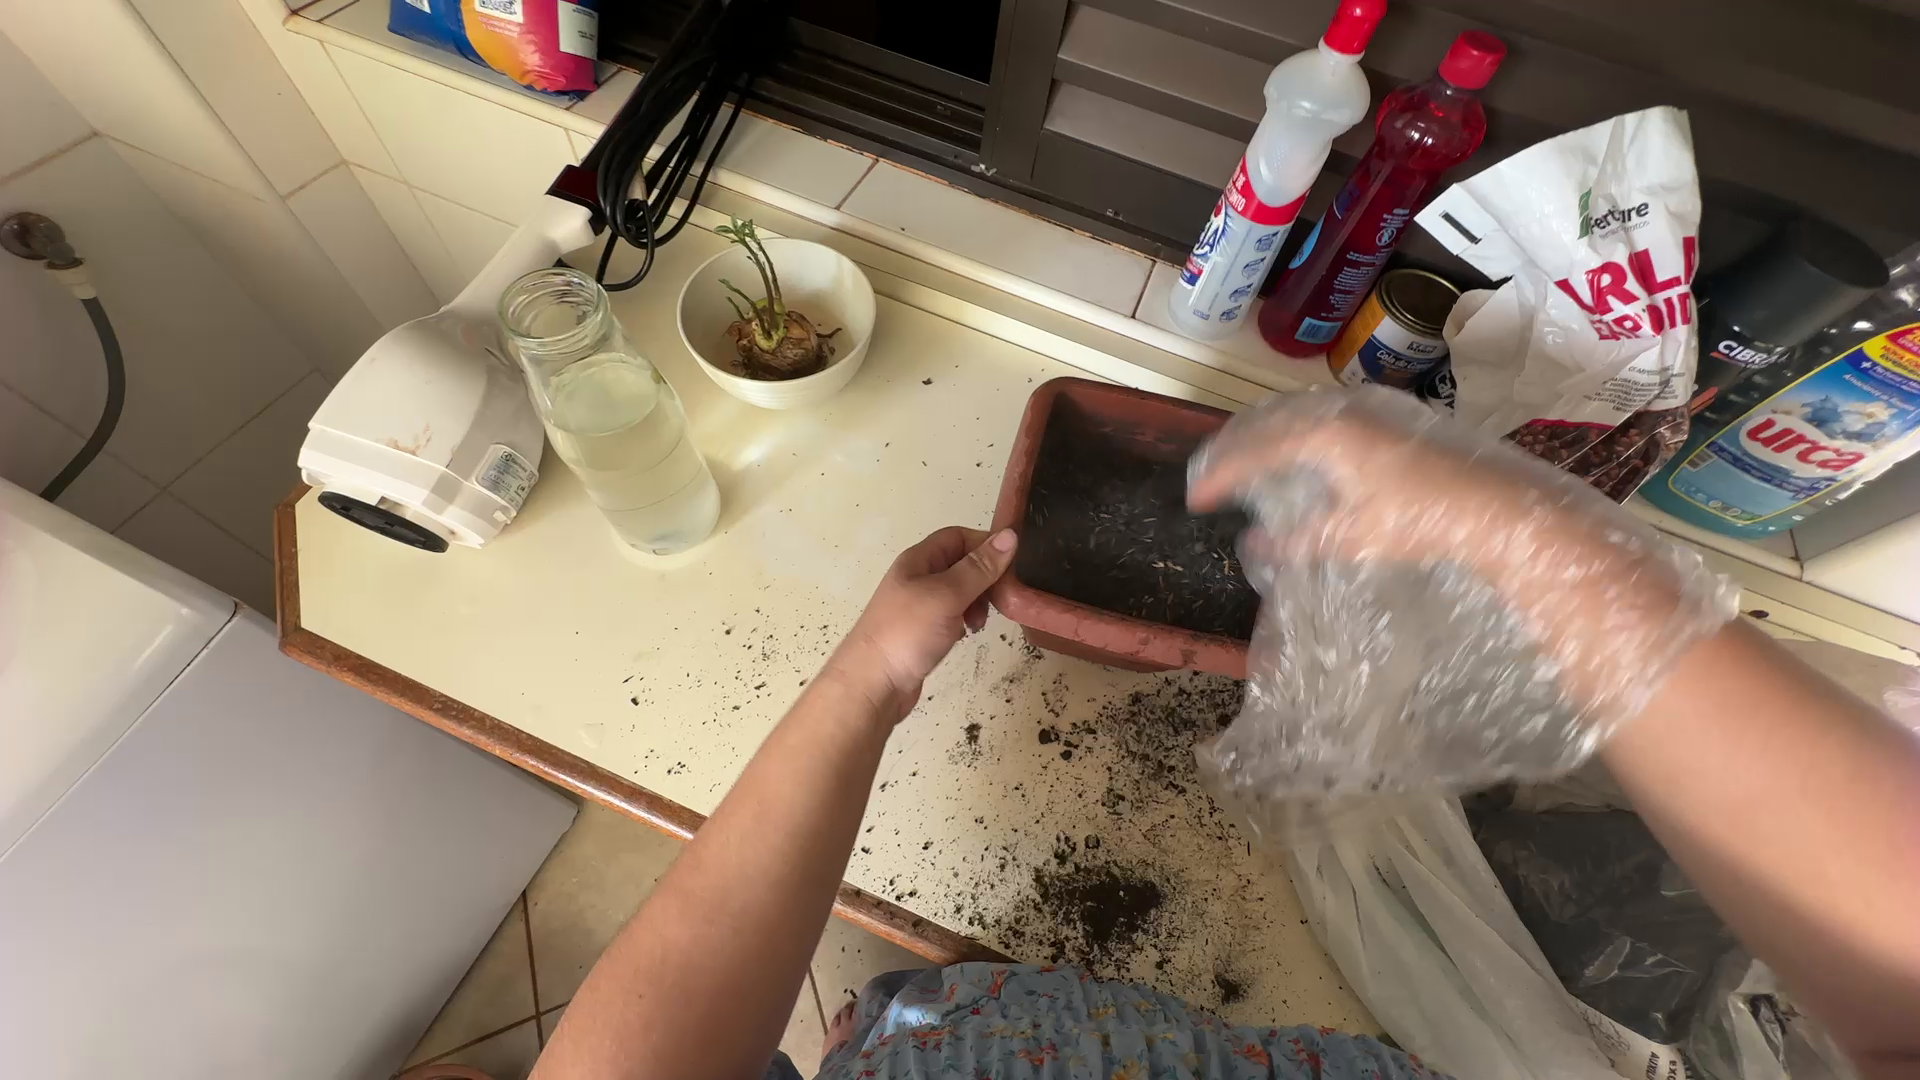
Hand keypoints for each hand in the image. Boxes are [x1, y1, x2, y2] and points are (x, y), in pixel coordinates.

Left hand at [823, 526, 1018, 723]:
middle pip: (961, 563)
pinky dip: (965, 620)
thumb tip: (1009, 536)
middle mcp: (918, 577)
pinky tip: (968, 634)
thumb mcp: (947, 595)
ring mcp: (920, 605)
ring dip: (977, 601)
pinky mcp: (923, 630)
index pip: (957, 537)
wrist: (873, 685)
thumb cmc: (907, 633)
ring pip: (959, 591)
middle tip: (1000, 599)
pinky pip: (953, 614)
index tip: (1011, 564)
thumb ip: (979, 568)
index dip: (985, 544)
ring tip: (980, 622)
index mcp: (918, 560)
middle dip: (984, 577)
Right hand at [1183, 387, 1735, 807]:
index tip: (1194, 499)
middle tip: (1214, 474)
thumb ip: (1299, 541)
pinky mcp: (1401, 427)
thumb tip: (1254, 550)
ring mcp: (1378, 416)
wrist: (1515, 519)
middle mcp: (1349, 415)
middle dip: (1238, 446)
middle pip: (1274, 420)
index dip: (1221, 472)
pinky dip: (1301, 440)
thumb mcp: (1354, 539)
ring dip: (1270, 439)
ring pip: (1303, 418)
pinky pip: (1330, 423)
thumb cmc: (1428, 527)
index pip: (1257, 448)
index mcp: (1329, 436)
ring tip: (1249, 465)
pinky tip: (1304, 464)